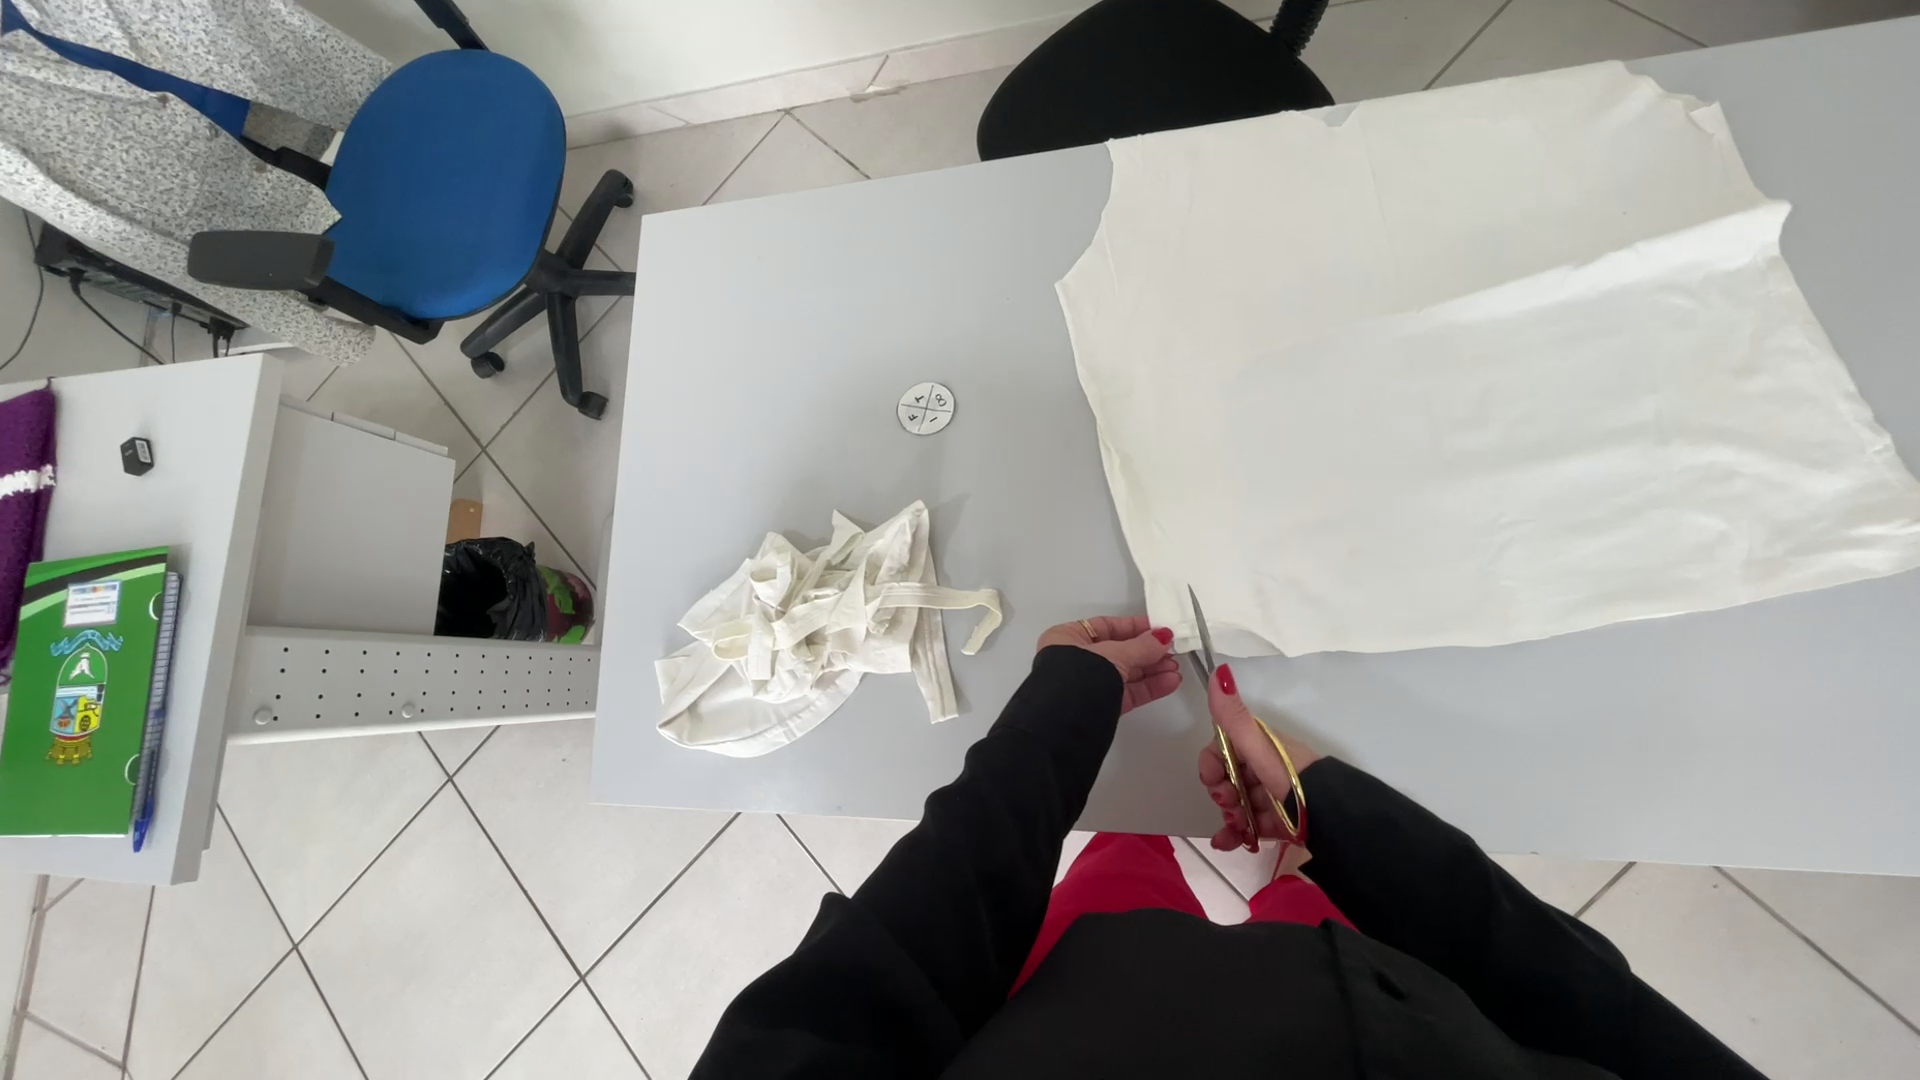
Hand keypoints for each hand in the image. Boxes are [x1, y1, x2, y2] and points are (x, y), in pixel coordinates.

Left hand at [1036, 615, 1181, 713]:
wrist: (1066, 723)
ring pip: (1126, 674)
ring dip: (1152, 670)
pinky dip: (1149, 687)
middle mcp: (1075, 661)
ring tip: (1174, 666)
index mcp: (1068, 639)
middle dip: (1148, 651)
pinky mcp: (1101, 707)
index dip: (1134, 627)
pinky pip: (1128, 693)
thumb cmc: (1075, 682)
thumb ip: (1141, 646)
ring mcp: (1088, 686)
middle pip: (1119, 651)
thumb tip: (1162, 638)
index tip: (1157, 628)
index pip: (1106, 627)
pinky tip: (1168, 682)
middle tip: (1171, 648)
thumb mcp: (1113, 654)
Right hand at [1198, 664, 1320, 849]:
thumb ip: (1234, 716)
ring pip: (1236, 803)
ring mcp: (1269, 796)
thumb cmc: (1293, 780)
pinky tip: (1226, 843)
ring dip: (1227, 816)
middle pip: (1227, 778)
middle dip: (1220, 794)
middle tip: (1230, 806)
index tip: (1214, 781)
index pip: (1221, 750)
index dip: (1211, 765)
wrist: (1335, 820)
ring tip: (1235, 829)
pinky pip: (1248, 826)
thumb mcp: (1260, 747)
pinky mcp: (1277, 821)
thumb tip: (1219, 671)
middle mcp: (1263, 768)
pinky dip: (1234, 834)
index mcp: (1258, 746)